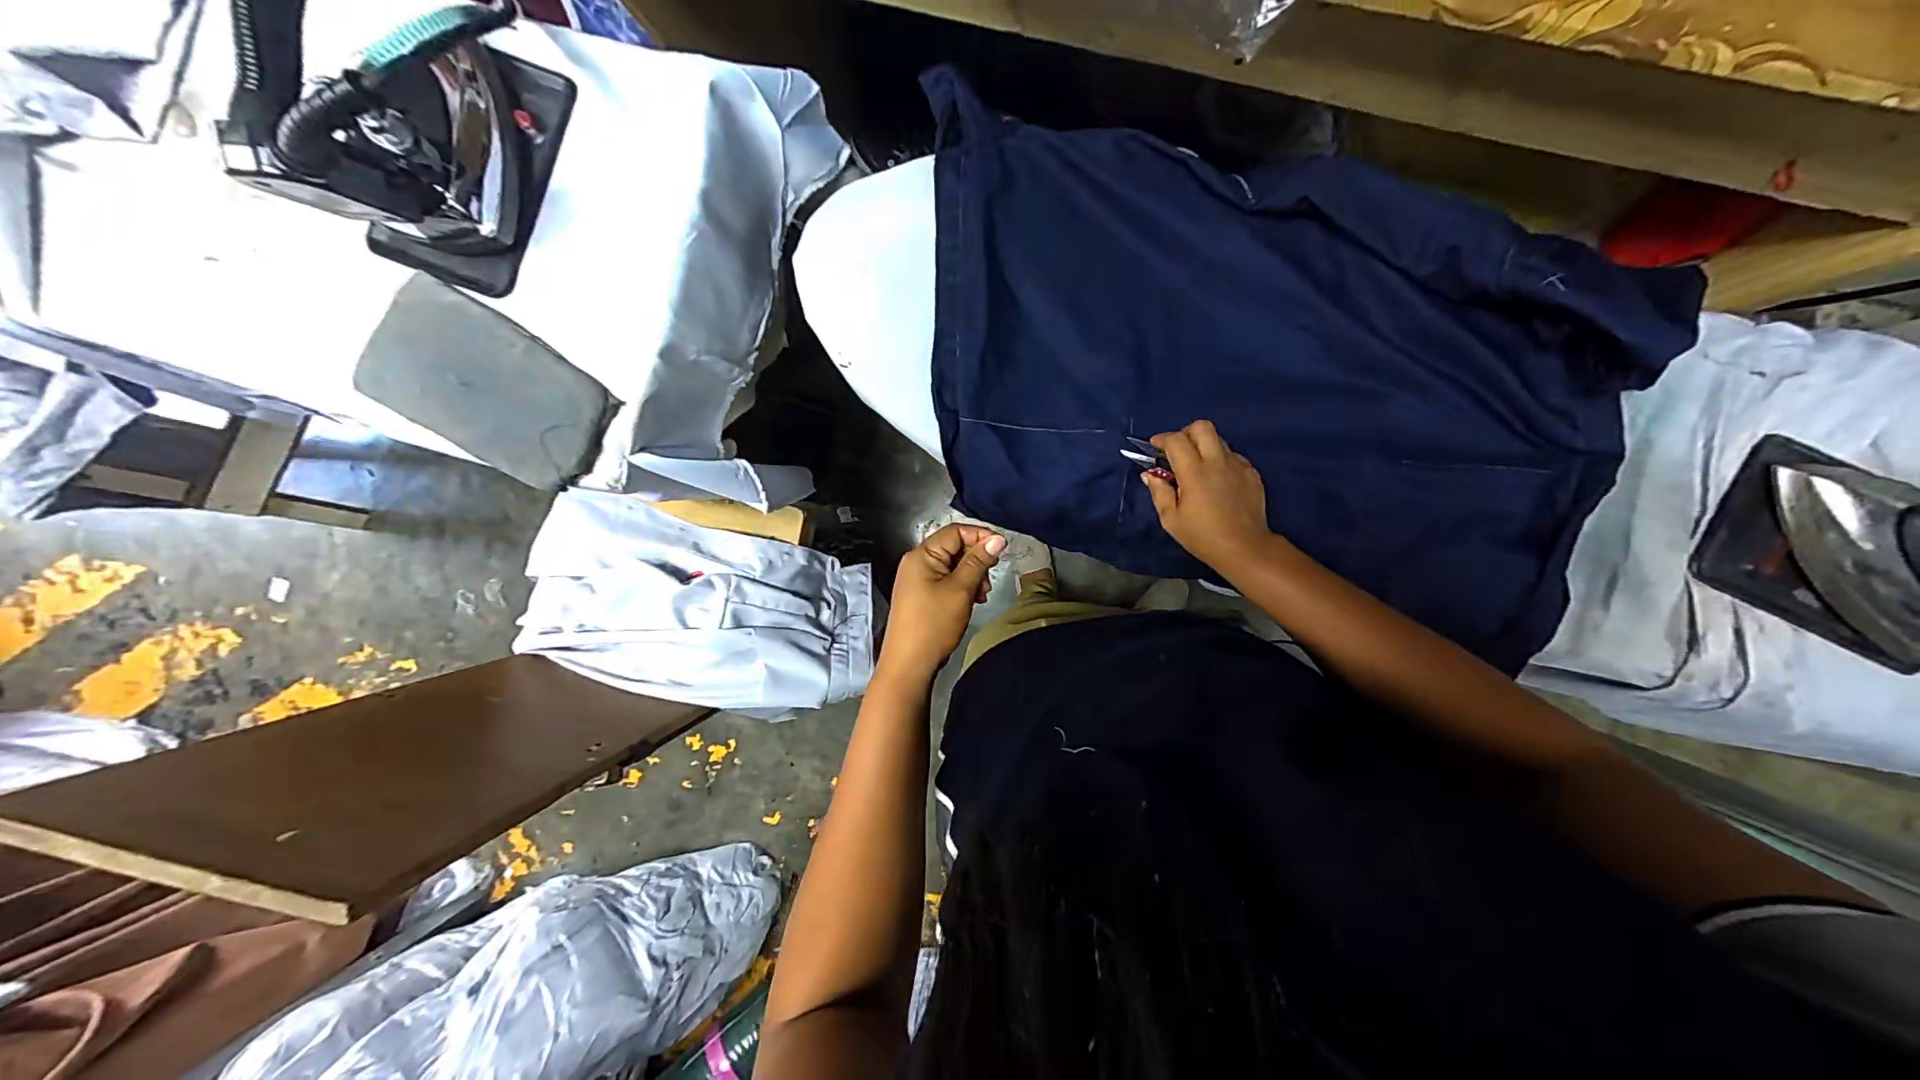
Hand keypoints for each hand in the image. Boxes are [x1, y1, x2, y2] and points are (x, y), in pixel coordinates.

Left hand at [878, 523, 1005, 678]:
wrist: (909, 663)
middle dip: (976, 559)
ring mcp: (917, 579)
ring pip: (953, 565)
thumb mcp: (961, 590)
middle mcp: (916, 562)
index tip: (1001, 549)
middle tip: (988, 580)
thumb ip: (978, 561)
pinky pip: (946, 580)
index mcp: (921, 555)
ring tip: (981, 595)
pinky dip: (962, 586)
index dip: (980, 536)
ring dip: (972, 575)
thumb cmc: (933, 624)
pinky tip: (971, 601)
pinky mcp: (921, 594)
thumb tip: (997, 539)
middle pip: (954, 547)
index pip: (955, 531)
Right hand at [1141, 420, 1277, 571]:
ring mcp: (1238, 465)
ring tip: (1197, 468)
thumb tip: (1150, 474)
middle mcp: (1218, 462)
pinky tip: (1216, 481)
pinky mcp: (1252, 473)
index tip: (1154, 447)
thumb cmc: (1203, 536)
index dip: (1162, 439)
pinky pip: (1233, 456)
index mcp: (1195, 473)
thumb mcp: (1171, 519)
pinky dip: (1220, 461)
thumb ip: (1159, 492)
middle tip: (1178, 451)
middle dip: (1186, 433)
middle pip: (1202, 427)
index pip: (1176, 440)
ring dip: (1203, 447)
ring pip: (1219, 440)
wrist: (1245, 547)